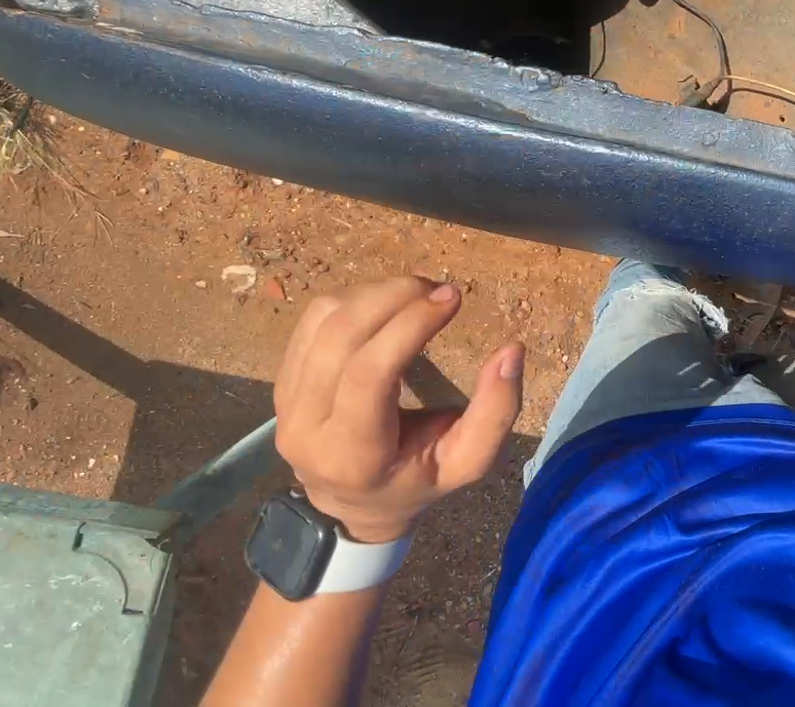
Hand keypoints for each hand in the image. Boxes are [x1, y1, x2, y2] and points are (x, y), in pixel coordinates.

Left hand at [272, 276, 522, 543]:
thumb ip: (496, 411)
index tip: (452, 297)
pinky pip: (313, 320)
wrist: (352, 506)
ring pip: (323, 320)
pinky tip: (389, 307)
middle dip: (395, 296)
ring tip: (418, 296)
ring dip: (376, 293)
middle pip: (340, 336)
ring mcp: (284, 403)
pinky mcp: (282, 381)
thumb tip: (512, 350)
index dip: (410, 325)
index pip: (369, 374)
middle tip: (439, 290)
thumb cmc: (419, 481)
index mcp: (353, 456)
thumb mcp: (468, 462)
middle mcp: (305, 428)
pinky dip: (356, 300)